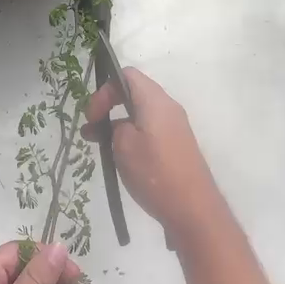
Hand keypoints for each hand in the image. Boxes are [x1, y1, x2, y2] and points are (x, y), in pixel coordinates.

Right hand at [81, 67, 225, 237]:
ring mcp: (175, 126)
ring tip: (98, 144)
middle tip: (92, 128)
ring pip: (141, 112)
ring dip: (118, 122)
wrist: (193, 208)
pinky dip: (132, 134)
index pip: (127, 75)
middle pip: (134, 92)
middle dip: (109, 105)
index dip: (104, 90)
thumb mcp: (124, 146)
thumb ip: (115, 127)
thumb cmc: (155, 172)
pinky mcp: (176, 145)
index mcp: (155, 100)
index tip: (92, 116)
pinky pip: (150, 128)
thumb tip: (118, 125)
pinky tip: (120, 155)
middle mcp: (168, 107)